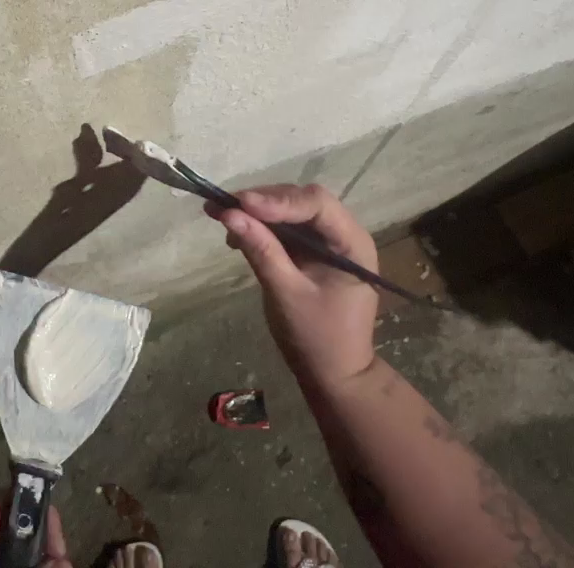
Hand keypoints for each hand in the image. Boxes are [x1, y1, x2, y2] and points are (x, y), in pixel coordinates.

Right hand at [207, 184, 381, 388]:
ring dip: (255, 212)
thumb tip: (228, 214)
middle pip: (301, 200)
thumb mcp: (286, 295)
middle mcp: (343, 234)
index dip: (278, 199)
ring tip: (221, 215)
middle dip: (262, 201)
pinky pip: (283, 228)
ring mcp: (326, 241)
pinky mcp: (309, 250)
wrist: (333, 374)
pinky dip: (259, 227)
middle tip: (223, 205)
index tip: (241, 204)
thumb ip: (261, 251)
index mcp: (352, 243)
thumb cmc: (318, 339)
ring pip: (289, 210)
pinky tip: (236, 235)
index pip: (317, 204)